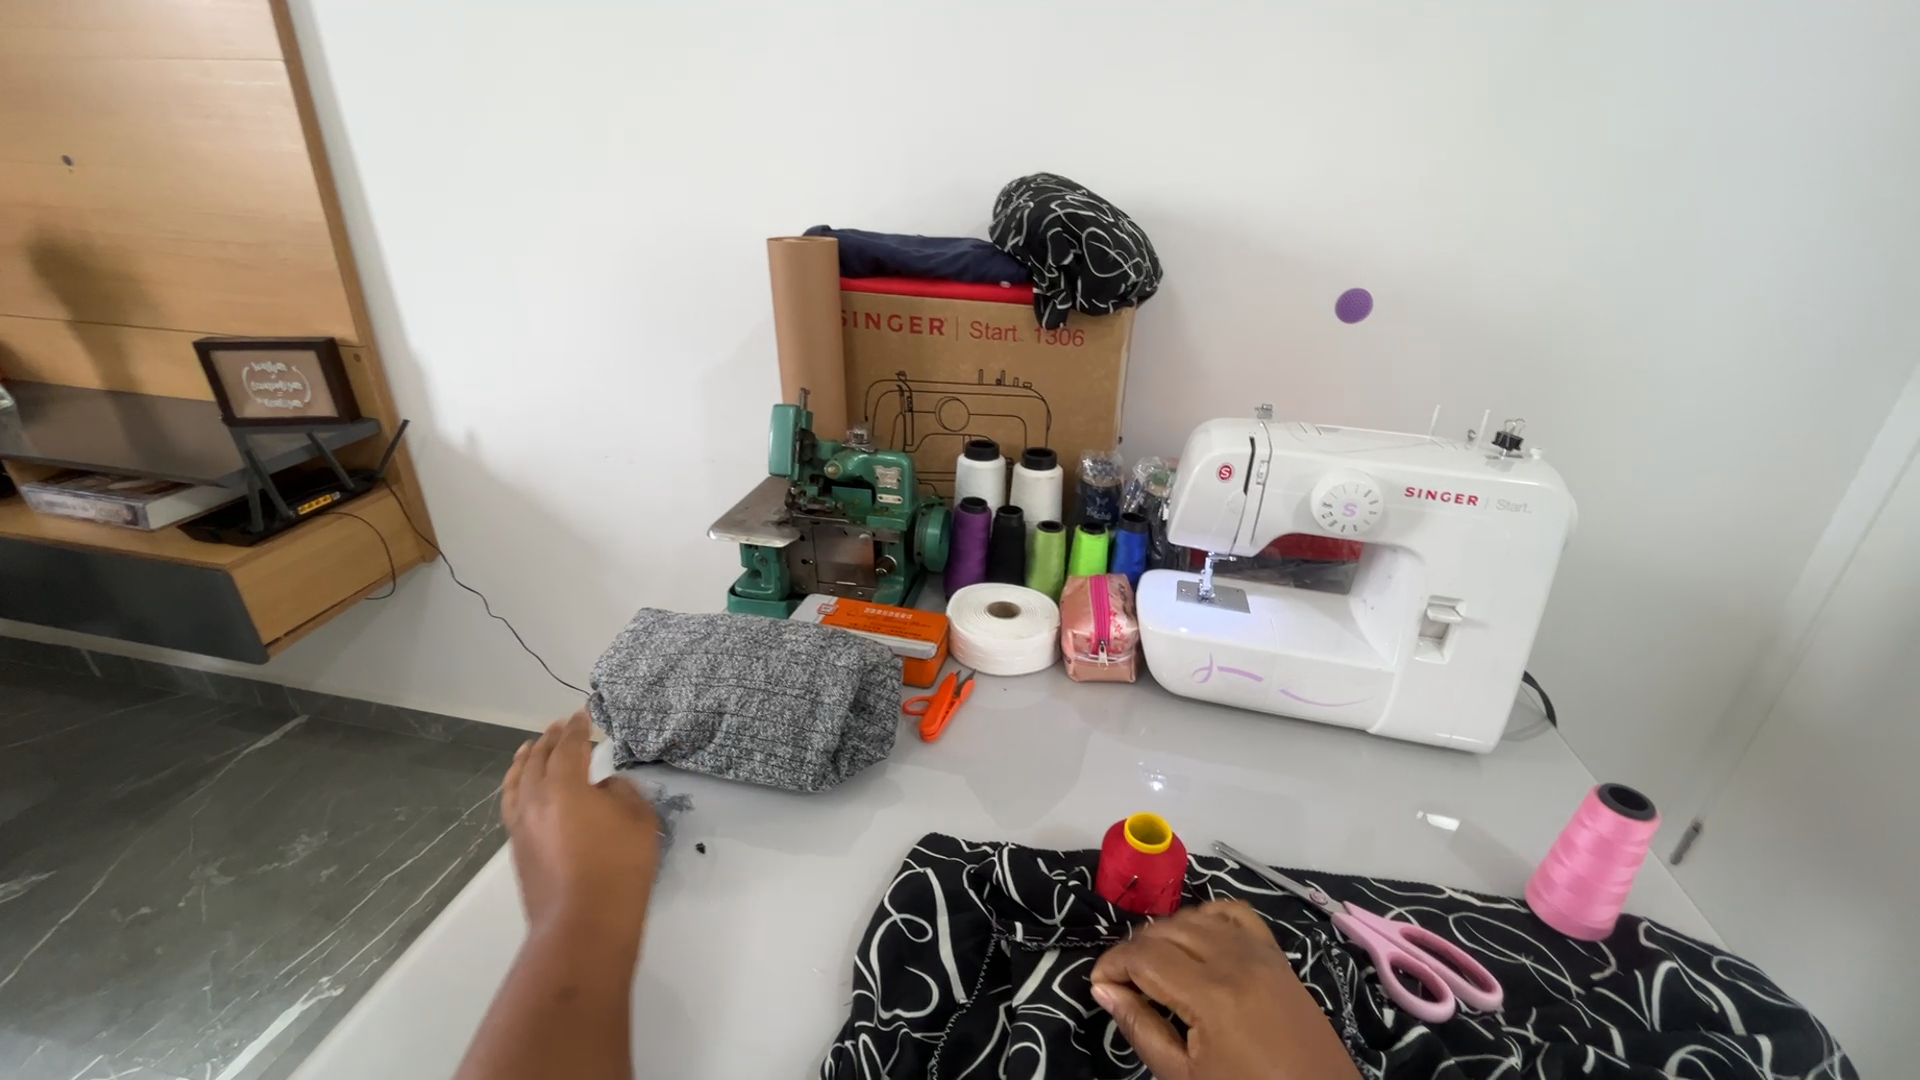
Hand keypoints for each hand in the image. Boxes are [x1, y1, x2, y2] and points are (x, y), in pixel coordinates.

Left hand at [501, 711, 660, 940]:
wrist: (582, 923)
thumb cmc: (618, 866)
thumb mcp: (639, 818)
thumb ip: (622, 792)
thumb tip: (604, 788)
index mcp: (565, 786)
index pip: (569, 747)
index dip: (577, 728)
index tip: (582, 713)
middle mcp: (535, 801)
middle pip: (537, 761)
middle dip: (548, 740)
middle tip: (557, 726)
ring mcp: (521, 827)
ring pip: (516, 783)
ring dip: (525, 762)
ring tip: (529, 749)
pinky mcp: (518, 851)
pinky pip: (511, 805)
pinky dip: (517, 787)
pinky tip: (524, 791)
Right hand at [1090, 900, 1359, 1079]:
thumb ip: (1142, 1030)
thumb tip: (1104, 989)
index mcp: (1212, 995)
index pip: (1144, 956)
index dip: (1113, 964)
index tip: (1099, 984)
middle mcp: (1235, 960)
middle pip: (1166, 930)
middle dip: (1135, 950)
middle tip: (1124, 982)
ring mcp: (1261, 953)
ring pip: (1196, 916)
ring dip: (1166, 934)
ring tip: (1156, 967)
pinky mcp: (1278, 957)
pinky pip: (1235, 914)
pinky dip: (1208, 918)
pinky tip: (1197, 940)